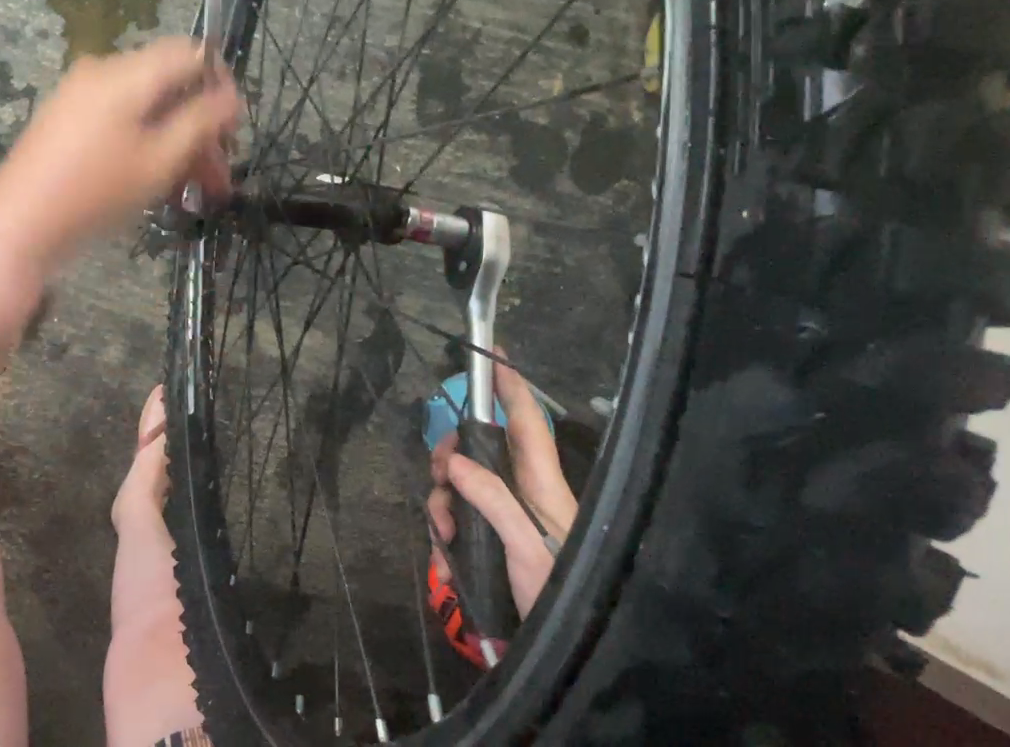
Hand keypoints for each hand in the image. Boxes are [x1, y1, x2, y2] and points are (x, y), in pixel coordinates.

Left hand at [0, 39, 241, 272]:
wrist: (17, 225)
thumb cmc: (95, 192)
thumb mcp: (160, 160)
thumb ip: (201, 122)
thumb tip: (231, 95)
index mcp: (126, 72)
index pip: (190, 52)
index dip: (221, 85)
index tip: (234, 130)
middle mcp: (102, 73)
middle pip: (168, 86)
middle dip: (200, 130)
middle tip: (220, 177)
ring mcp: (80, 96)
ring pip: (146, 110)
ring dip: (177, 146)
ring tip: (196, 193)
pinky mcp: (67, 122)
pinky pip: (120, 123)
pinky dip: (145, 147)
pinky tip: (160, 187)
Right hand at [426, 357, 577, 618]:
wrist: (571, 655)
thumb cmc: (562, 597)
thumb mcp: (528, 549)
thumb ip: (493, 501)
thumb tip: (455, 463)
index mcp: (542, 487)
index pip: (527, 422)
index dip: (511, 386)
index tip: (492, 353)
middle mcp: (524, 495)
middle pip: (478, 452)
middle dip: (449, 461)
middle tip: (438, 483)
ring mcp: (508, 520)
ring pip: (461, 488)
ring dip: (441, 508)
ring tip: (441, 540)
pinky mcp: (494, 544)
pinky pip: (459, 524)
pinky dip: (444, 538)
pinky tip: (445, 566)